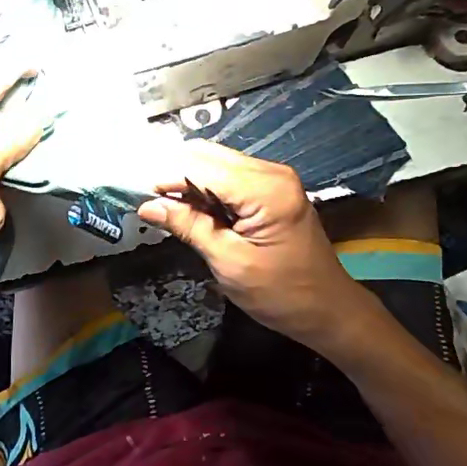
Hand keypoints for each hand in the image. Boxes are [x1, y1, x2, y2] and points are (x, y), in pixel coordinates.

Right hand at [137, 142, 366, 348]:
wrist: (326, 309)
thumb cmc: (281, 294)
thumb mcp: (229, 263)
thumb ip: (189, 227)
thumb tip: (148, 206)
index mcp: (265, 190)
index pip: (202, 167)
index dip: (167, 178)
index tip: (140, 197)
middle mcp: (271, 172)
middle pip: (208, 155)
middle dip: (175, 175)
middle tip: (151, 203)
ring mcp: (273, 177)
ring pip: (215, 161)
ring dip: (188, 180)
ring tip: (166, 207)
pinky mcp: (271, 187)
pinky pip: (228, 175)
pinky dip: (205, 186)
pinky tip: (191, 207)